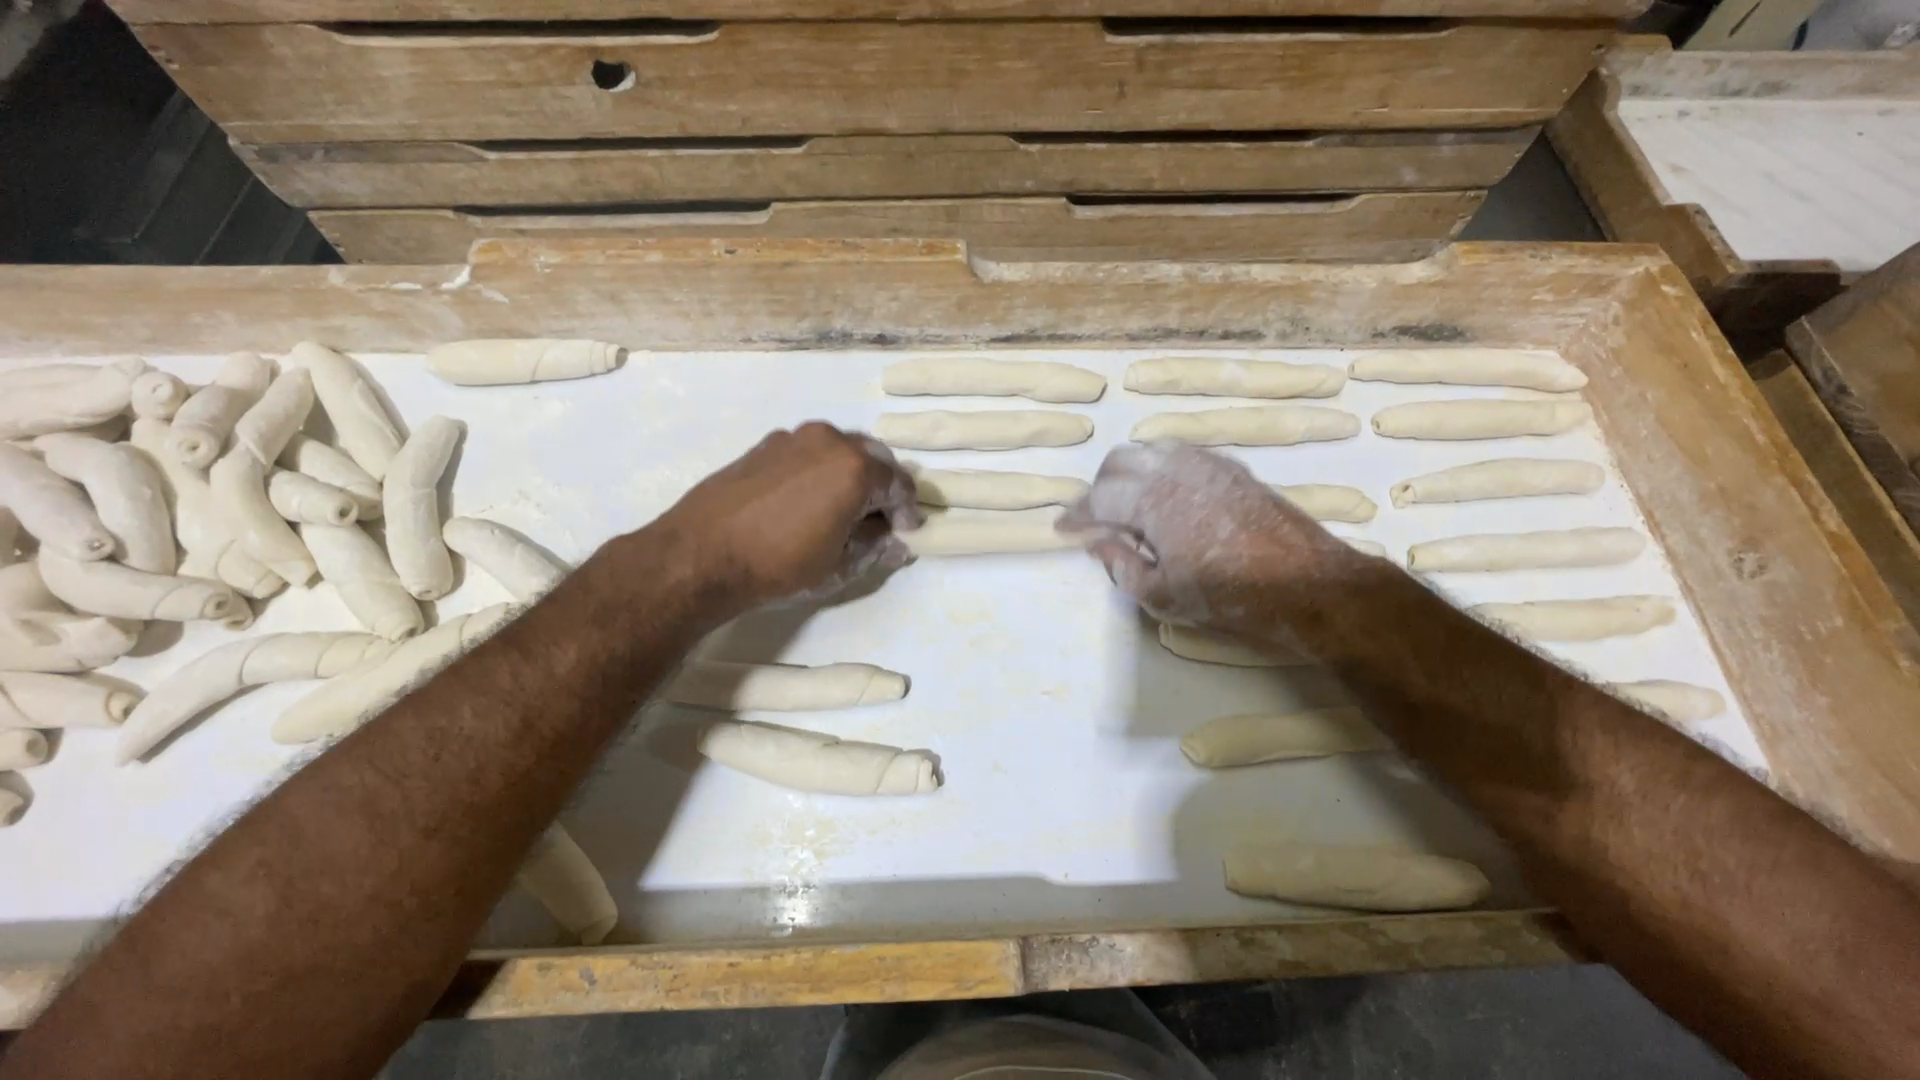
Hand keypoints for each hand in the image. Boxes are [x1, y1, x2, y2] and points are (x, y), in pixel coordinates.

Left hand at [658, 422, 921, 612]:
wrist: (701, 555)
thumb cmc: (779, 565)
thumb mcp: (839, 566)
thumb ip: (875, 548)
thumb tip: (896, 543)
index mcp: (856, 468)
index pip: (898, 485)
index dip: (906, 511)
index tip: (906, 531)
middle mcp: (829, 440)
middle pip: (873, 458)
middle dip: (882, 487)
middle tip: (878, 519)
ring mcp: (794, 438)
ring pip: (839, 450)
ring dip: (851, 475)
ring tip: (843, 509)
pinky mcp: (766, 445)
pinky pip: (809, 453)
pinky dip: (820, 471)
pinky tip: (808, 500)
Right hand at [1057, 441, 1350, 630]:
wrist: (1308, 584)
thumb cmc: (1229, 596)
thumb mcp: (1163, 595)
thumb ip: (1121, 566)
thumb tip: (1097, 544)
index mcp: (1153, 499)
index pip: (1099, 497)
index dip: (1076, 514)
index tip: (1062, 528)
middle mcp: (1177, 469)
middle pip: (1120, 460)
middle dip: (1099, 486)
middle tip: (1094, 517)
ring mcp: (1208, 464)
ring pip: (1152, 450)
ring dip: (1130, 472)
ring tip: (1127, 502)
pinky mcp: (1232, 469)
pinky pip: (1182, 454)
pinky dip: (1161, 468)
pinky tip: (1166, 495)